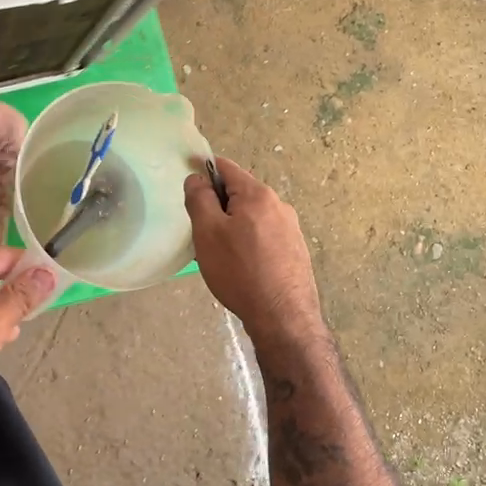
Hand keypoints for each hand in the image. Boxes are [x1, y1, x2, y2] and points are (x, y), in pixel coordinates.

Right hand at [184, 157, 323, 347]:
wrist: (283, 318)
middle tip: (201, 231)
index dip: (203, 171)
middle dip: (218, 205)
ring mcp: (291, 229)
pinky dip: (249, 242)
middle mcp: (279, 205)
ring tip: (220, 254)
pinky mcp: (296, 251)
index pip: (225, 167)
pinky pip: (264, 235)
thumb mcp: (208, 232)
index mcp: (257, 194)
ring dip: (233, 225)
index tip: (189, 189)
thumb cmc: (239, 271)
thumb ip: (199, 198)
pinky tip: (242, 266)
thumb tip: (197, 178)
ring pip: (252, 216)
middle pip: (240, 192)